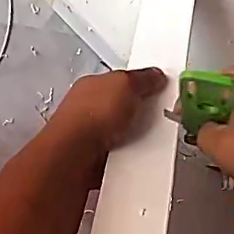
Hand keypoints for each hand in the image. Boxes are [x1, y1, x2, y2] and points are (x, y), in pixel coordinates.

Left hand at [47, 67, 166, 167]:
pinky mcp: (97, 158)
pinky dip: (131, 154)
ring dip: (137, 136)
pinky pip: (123, 153)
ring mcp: (91, 134)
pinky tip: (132, 153)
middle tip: (153, 116)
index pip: (121, 81)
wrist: (75, 154)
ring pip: (125, 133)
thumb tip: (154, 75)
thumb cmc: (91, 115)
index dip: (141, 85)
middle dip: (141, 114)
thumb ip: (142, 78)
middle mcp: (89, 109)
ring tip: (142, 137)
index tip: (159, 90)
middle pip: (124, 109)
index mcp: (92, 85)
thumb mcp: (125, 83)